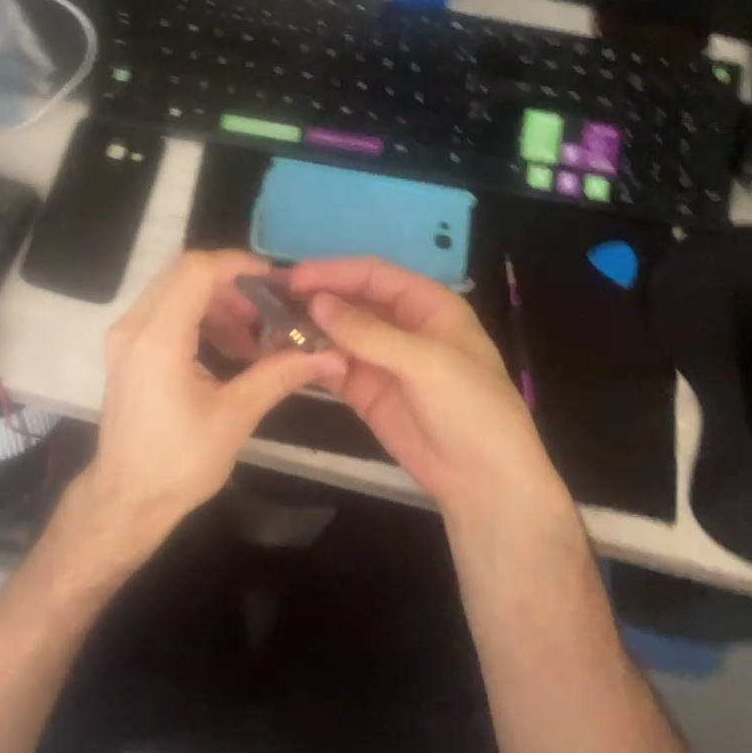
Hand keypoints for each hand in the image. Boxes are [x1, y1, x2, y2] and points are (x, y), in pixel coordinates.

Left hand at [45, 251, 345, 573]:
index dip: (240, 266)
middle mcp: (133, 327)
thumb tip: (331, 355)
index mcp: (157, 338)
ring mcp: (125, 338)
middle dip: (232, 288)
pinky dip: (199, 320)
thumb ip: (279, 375)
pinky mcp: (127, 352)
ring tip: (253, 343)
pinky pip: (164, 314)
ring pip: (174, 292)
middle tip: (269, 317)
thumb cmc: (178, 463)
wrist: (127, 499)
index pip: (197, 271)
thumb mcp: (235, 417)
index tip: (277, 284)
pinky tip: (229, 353)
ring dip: (217, 306)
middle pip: (184, 275)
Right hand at [287, 257, 559, 511]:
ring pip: (337, 334)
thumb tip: (315, 303)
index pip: (373, 276)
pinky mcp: (365, 392)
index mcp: (429, 306)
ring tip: (268, 330)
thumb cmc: (470, 409)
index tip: (291, 279)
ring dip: (306, 330)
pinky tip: (284, 356)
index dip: (333, 272)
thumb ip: (369, 333)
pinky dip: (310, 360)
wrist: (483, 479)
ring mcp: (382, 360)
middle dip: (314, 299)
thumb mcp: (425, 364)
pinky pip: (332, 366)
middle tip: (269, 302)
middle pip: (351, 301)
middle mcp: (402, 326)